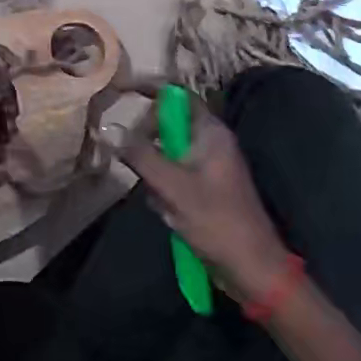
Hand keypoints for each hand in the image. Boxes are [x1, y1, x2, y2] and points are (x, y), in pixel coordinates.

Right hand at [122, 93, 294, 303]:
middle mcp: (212, 142)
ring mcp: (209, 167)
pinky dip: (166, 193)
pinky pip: (175, 179)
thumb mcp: (172, 186)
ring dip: (156, 177)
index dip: (152, 93)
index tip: (123, 96)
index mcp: (211, 132)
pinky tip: (169, 214)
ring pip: (168, 156)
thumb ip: (140, 155)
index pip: (178, 96)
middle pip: (168, 128)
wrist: (251, 267)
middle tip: (139, 166)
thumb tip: (109, 128)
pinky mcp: (206, 189)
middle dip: (150, 148)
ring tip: (161, 200)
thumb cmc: (215, 219)